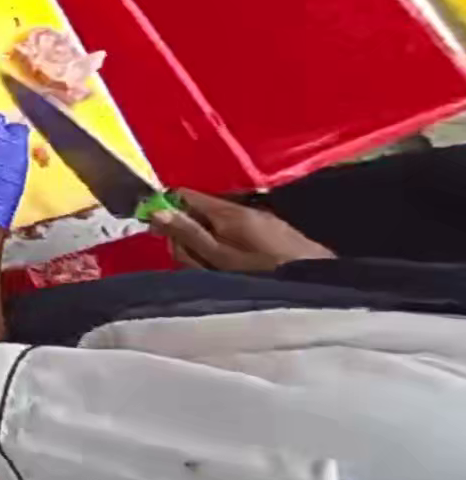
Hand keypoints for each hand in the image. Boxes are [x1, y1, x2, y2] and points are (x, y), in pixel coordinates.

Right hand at [151, 189, 333, 271]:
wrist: (325, 284)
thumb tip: (155, 211)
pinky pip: (233, 233)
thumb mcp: (216, 257)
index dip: (165, 208)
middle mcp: (245, 210)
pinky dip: (223, 246)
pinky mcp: (273, 233)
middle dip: (185, 233)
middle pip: (198, 213)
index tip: (156, 230)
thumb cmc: (263, 271)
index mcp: (228, 213)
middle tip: (190, 258)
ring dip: (204, 243)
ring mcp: (262, 221)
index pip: (184, 195)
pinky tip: (232, 265)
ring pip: (214, 225)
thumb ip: (186, 233)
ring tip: (213, 265)